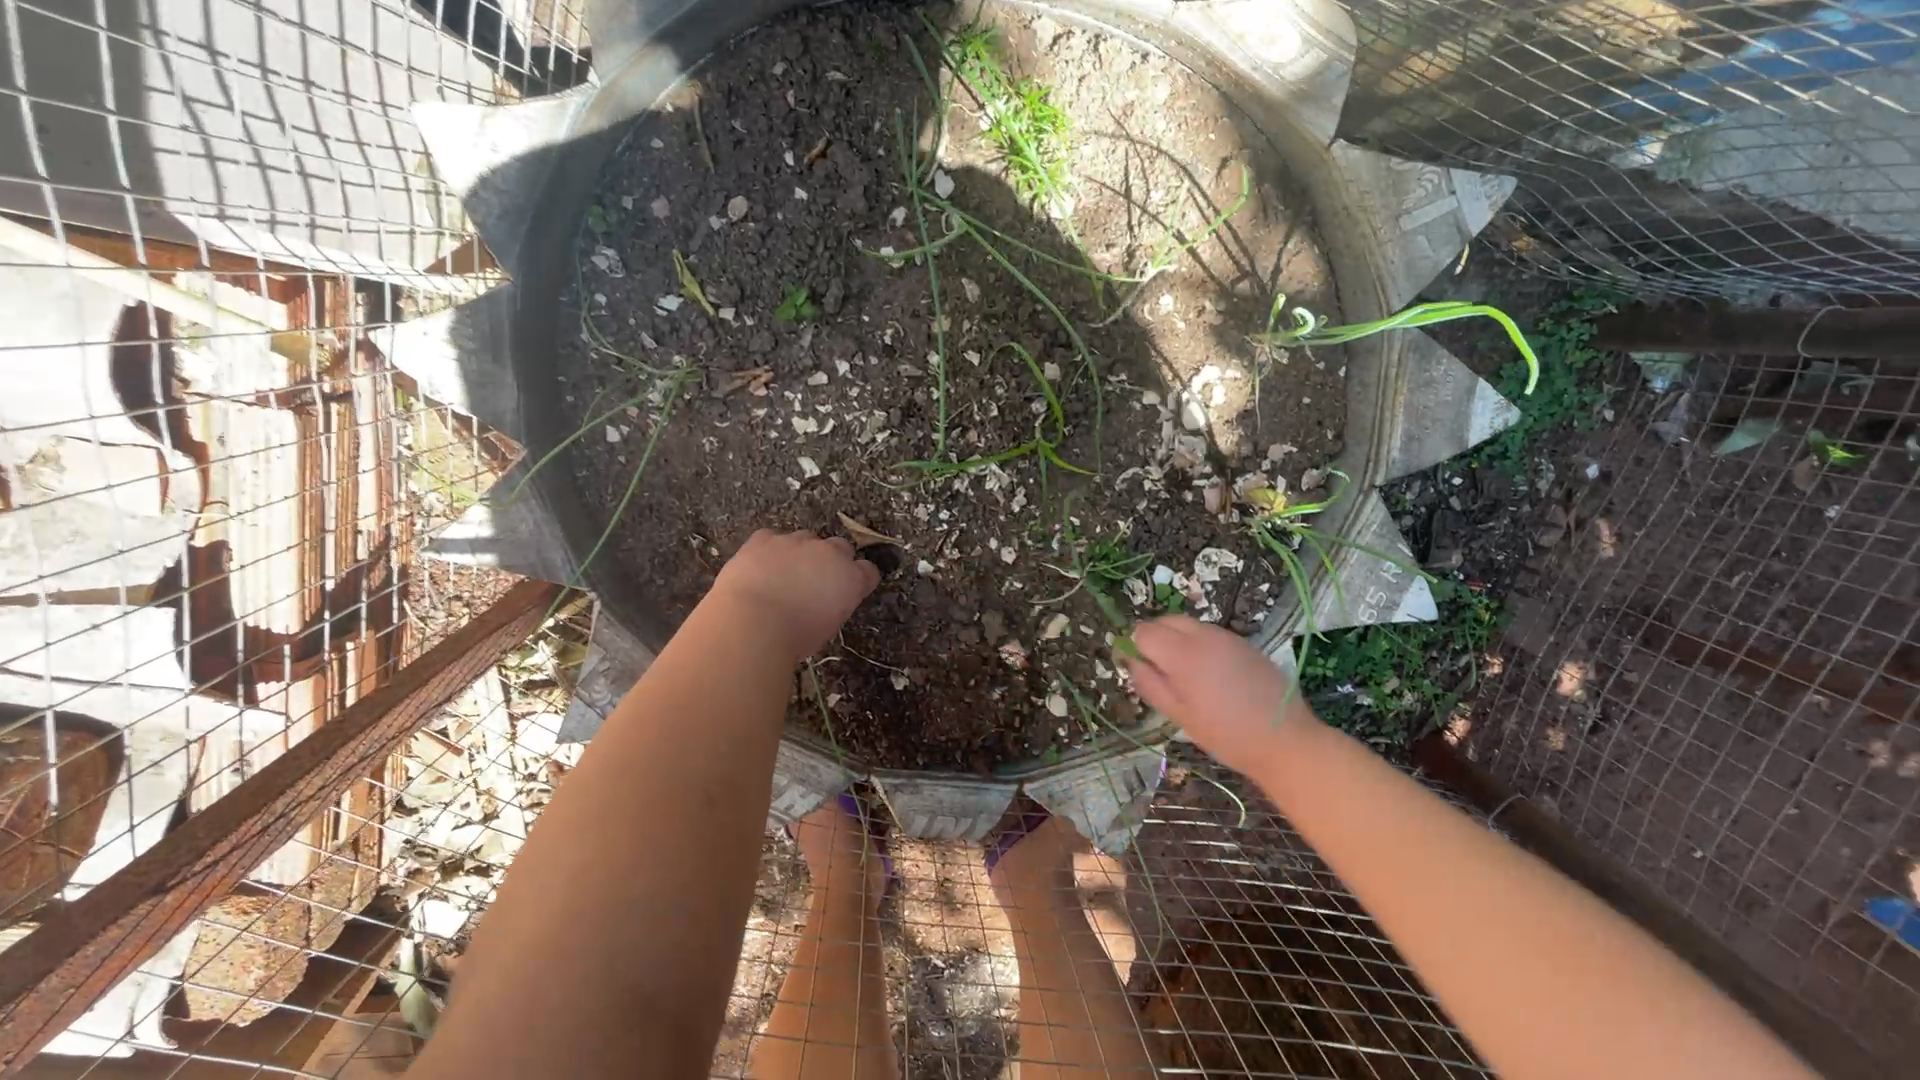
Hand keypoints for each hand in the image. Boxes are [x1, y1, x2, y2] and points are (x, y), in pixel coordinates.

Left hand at [709, 529, 879, 660]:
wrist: (752, 622)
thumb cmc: (794, 638)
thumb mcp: (826, 628)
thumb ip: (832, 606)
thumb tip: (822, 603)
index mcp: (851, 579)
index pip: (868, 571)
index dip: (858, 579)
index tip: (848, 591)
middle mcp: (829, 553)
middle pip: (840, 547)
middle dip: (831, 560)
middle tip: (814, 583)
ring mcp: (797, 542)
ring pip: (805, 539)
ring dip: (799, 553)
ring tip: (782, 576)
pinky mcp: (765, 538)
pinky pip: (772, 538)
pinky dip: (768, 549)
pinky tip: (760, 566)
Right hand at [1125, 615, 1309, 776]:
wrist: (1285, 739)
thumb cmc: (1226, 735)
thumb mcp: (1179, 715)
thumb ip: (1150, 684)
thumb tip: (1130, 660)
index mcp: (1183, 654)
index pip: (1144, 632)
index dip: (1136, 648)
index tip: (1142, 671)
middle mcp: (1204, 636)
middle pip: (1165, 620)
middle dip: (1155, 639)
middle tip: (1160, 673)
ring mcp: (1227, 636)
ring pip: (1188, 624)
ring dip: (1177, 640)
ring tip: (1185, 675)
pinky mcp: (1244, 643)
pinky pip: (1210, 633)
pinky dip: (1199, 643)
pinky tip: (1210, 674)